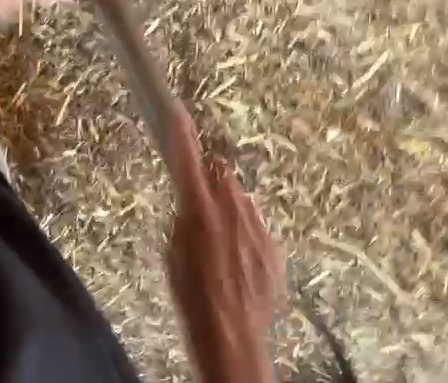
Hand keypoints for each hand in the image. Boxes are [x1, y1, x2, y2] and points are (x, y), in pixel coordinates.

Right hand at [167, 104, 284, 382]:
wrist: (231, 335)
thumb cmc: (194, 296)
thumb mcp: (173, 251)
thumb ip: (183, 217)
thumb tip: (189, 203)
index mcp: (199, 209)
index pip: (187, 159)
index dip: (181, 134)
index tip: (177, 112)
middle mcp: (230, 209)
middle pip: (220, 173)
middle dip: (210, 181)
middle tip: (202, 205)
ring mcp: (256, 227)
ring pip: (241, 198)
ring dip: (231, 208)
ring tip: (223, 242)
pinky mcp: (274, 246)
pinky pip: (258, 225)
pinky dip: (248, 234)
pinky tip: (240, 261)